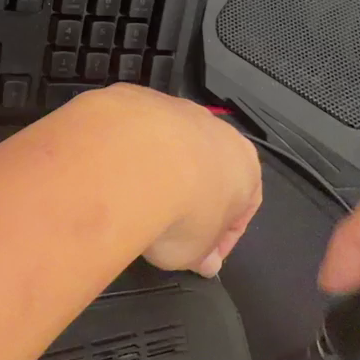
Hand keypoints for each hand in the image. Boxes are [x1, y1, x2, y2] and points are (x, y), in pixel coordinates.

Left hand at [67, 85, 261, 276]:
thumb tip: (205, 262)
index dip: (220, 237)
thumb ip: (203, 256)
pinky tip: (114, 172)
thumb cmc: (182, 210)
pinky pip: (137, 129)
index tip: (199, 256)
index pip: (242, 206)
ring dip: (157, 169)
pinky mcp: (138, 96)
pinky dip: (128, 149)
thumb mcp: (196, 253)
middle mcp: (215, 127)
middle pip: (206, 167)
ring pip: (170, 143)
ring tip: (134, 199)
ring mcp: (175, 107)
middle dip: (189, 196)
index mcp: (244, 164)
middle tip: (166, 226)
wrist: (135, 158)